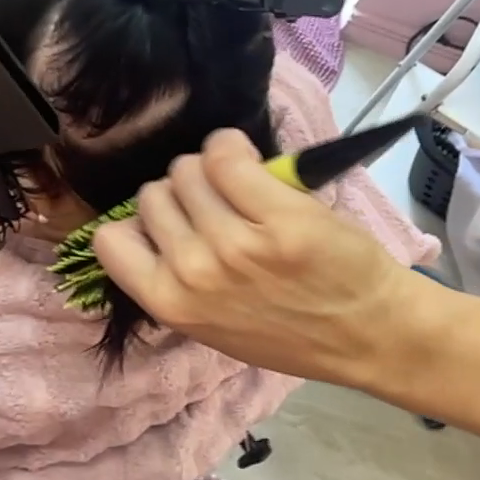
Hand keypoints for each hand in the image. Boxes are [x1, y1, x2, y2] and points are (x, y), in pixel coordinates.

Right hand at [91, 129, 436, 389]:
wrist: (370, 332)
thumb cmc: (290, 333)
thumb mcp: (212, 326)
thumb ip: (174, 282)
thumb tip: (150, 220)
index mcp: (171, 304)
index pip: (110, 239)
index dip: (139, 225)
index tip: (170, 225)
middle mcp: (194, 273)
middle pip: (153, 194)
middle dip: (181, 194)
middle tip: (217, 205)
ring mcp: (236, 244)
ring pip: (187, 170)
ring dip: (208, 169)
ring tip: (239, 185)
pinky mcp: (278, 217)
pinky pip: (226, 155)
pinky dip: (231, 146)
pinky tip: (248, 158)